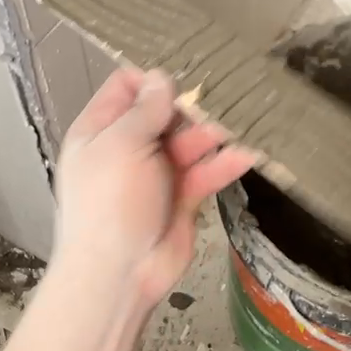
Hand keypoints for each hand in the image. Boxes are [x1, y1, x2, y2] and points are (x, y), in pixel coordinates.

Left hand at [52, 68, 257, 308]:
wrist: (119, 273)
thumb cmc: (110, 202)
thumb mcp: (121, 145)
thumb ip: (145, 110)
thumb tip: (160, 77)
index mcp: (101, 130)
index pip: (126, 88)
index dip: (152, 79)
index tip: (183, 76)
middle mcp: (129, 147)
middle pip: (165, 113)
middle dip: (193, 105)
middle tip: (225, 95)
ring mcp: (157, 173)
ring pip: (191, 141)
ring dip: (214, 133)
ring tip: (243, 122)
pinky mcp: (183, 196)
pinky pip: (206, 172)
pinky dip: (225, 163)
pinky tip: (249, 153)